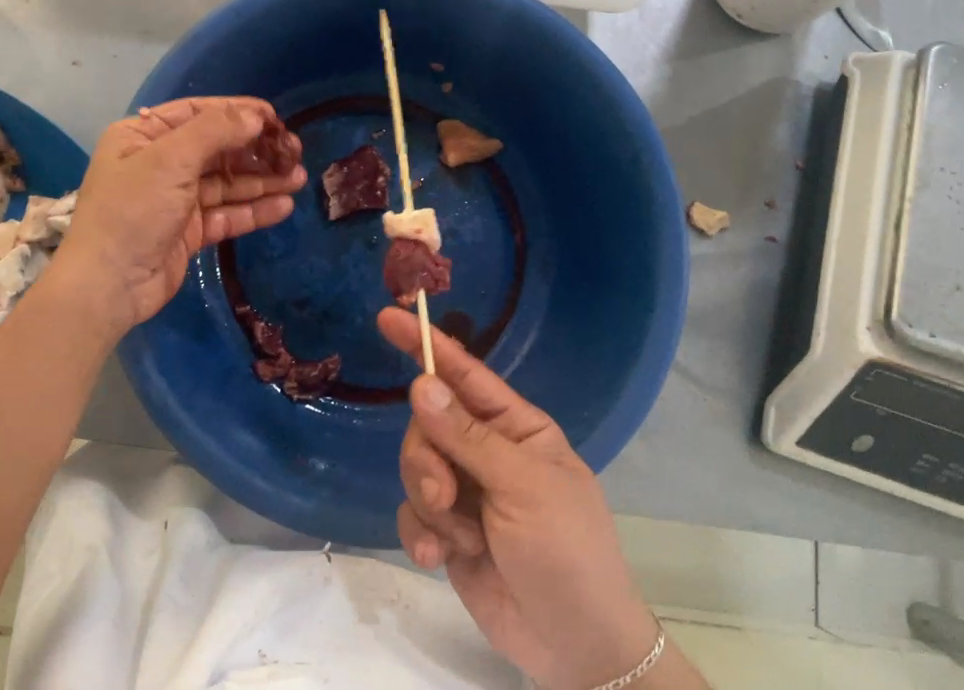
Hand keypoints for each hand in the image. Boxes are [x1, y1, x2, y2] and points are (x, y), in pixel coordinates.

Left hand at [53, 98, 305, 335]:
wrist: (108, 285)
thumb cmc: (133, 211)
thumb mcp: (170, 160)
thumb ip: (215, 131)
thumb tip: (255, 116)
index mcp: (142, 136)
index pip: (197, 113)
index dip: (238, 113)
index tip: (276, 118)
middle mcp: (158, 163)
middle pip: (216, 149)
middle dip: (255, 150)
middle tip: (295, 153)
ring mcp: (174, 200)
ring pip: (226, 183)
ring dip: (261, 180)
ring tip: (298, 178)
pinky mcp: (188, 232)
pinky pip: (226, 214)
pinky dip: (253, 210)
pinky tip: (283, 206)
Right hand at [379, 310, 675, 689]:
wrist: (575, 645)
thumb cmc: (567, 551)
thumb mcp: (523, 486)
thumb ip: (466, 436)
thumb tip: (421, 383)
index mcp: (517, 429)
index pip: (465, 375)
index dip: (426, 346)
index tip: (388, 317)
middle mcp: (487, 453)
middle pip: (427, 427)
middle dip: (427, 460)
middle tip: (446, 494)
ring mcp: (466, 494)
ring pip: (416, 470)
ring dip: (430, 504)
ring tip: (458, 536)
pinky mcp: (448, 534)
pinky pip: (413, 515)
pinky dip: (422, 537)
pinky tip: (441, 560)